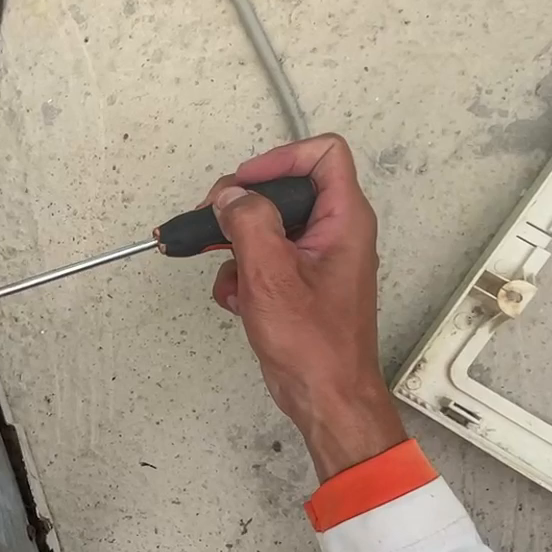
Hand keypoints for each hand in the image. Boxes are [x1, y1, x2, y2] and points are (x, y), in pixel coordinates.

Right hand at [208, 134, 407, 478]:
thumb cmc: (312, 343)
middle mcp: (333, 233)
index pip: (323, 154)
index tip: (241, 186)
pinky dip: (241, 279)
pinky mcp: (296, 285)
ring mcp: (314, 260)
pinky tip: (237, 302)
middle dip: (241, 209)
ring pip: (265, 229)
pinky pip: (262, 262)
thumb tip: (228, 195)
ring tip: (227, 277)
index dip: (279, 159)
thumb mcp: (271, 274)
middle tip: (208, 223)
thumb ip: (247, 223)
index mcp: (343, 219)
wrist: (324, 397)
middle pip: (283, 191)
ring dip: (235, 250)